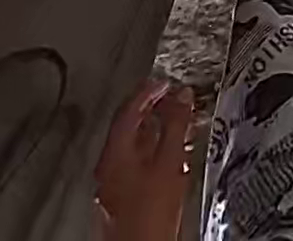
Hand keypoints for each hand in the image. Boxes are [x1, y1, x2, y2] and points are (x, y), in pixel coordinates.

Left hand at [94, 79, 195, 240]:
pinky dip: (154, 146)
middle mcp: (109, 165)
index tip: (166, 82)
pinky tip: (171, 148)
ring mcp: (114, 182)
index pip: (128, 111)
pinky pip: (137, 160)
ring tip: (178, 117)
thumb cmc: (152, 210)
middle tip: (173, 94)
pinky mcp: (124, 195)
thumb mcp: (169, 160)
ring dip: (155, 126)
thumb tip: (183, 94)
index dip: (148, 91)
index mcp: (114, 153)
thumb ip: (176, 124)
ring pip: (134, 143)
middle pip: (128, 125)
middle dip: (152, 107)